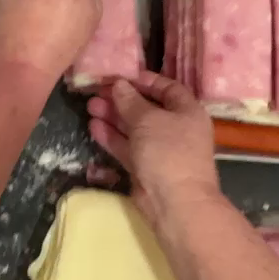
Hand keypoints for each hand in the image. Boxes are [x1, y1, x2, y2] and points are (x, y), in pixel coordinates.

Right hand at [87, 71, 222, 223]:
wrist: (175, 202)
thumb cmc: (168, 151)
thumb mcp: (148, 119)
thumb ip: (130, 101)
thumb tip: (119, 84)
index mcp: (187, 112)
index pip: (168, 89)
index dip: (146, 81)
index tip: (123, 77)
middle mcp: (176, 129)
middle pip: (147, 109)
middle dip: (122, 100)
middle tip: (98, 91)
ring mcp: (160, 150)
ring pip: (134, 129)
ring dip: (113, 117)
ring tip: (90, 106)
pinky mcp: (145, 167)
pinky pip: (128, 147)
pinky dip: (112, 137)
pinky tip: (93, 126)